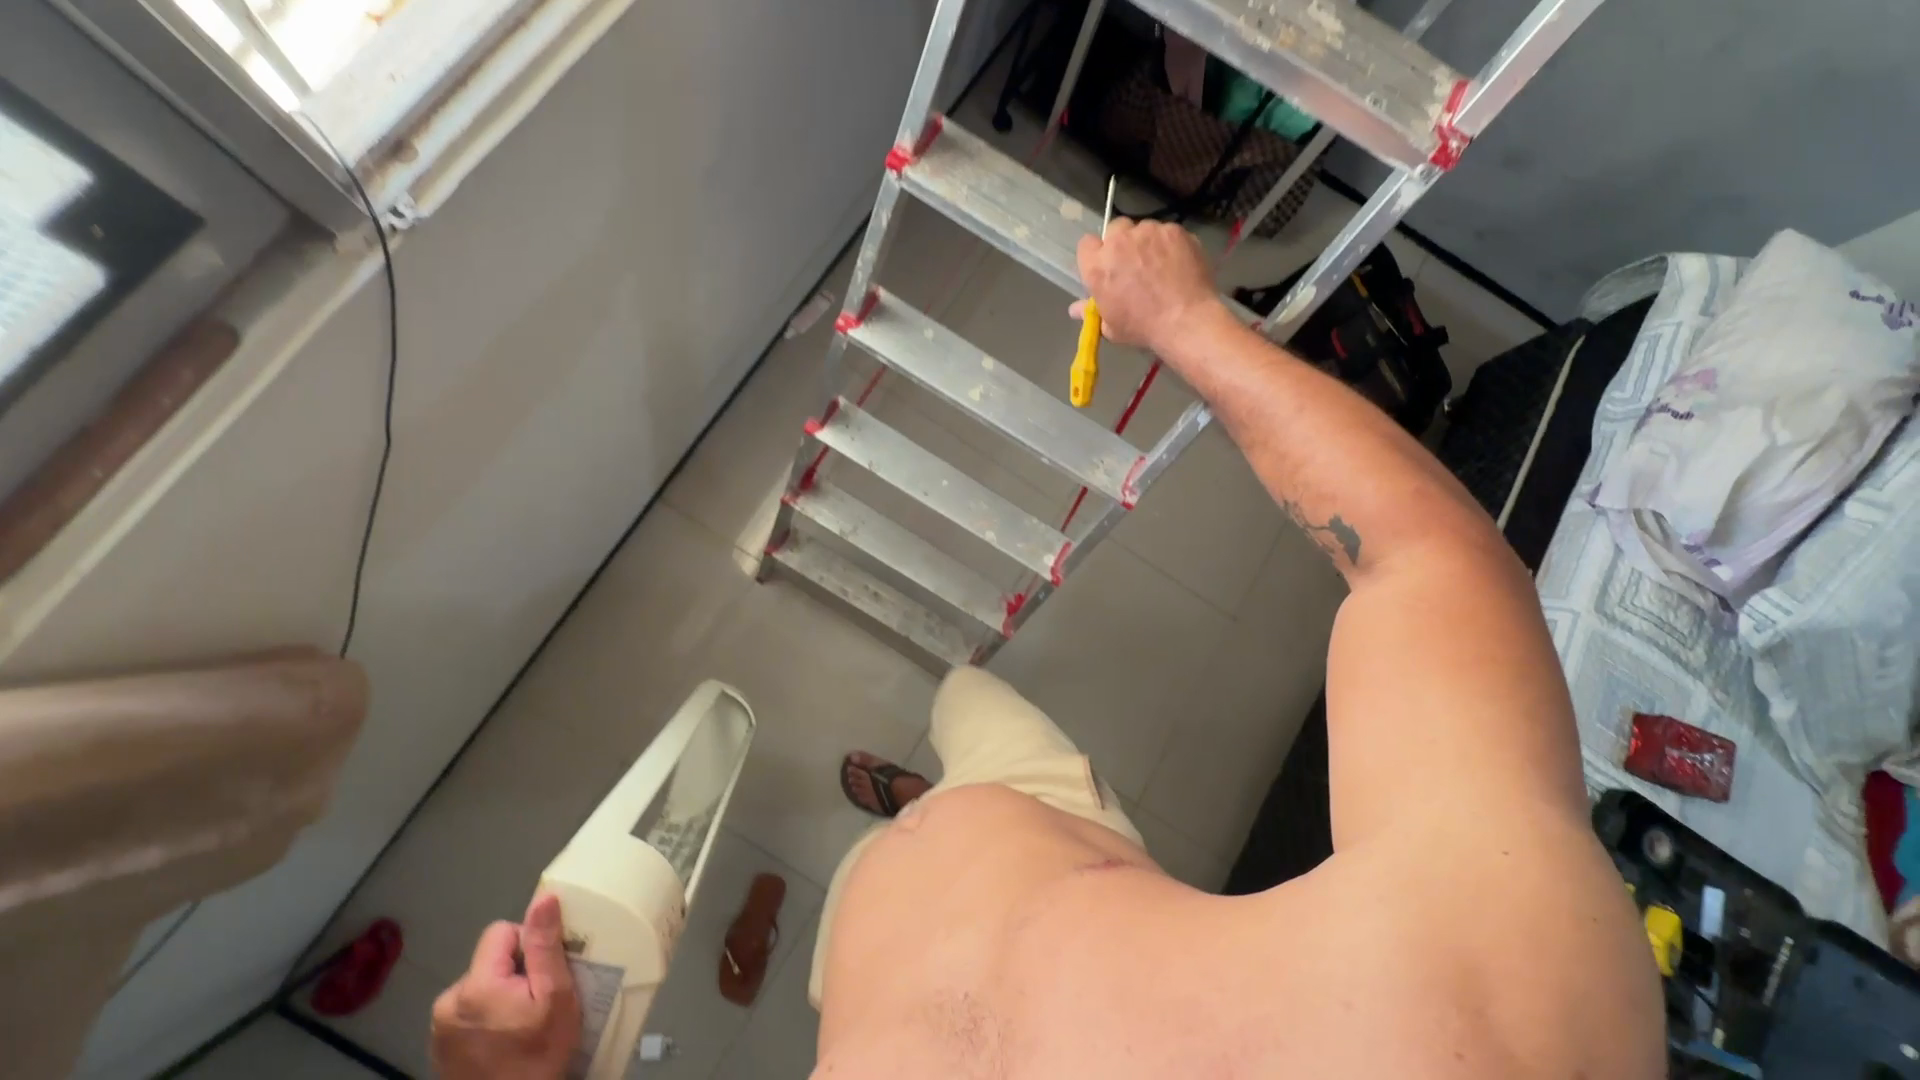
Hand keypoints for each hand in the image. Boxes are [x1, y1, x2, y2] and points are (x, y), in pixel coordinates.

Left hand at [431, 893, 579, 1079]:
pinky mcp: (438, 1047)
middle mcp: (448, 1000)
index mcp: (476, 984)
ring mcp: (439, 1027)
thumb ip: (545, 946)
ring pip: (478, 985)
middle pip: (489, 960)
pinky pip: (467, 1011)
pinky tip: (501, 1040)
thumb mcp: (556, 996)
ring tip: (519, 1024)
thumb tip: (544, 898)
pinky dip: (485, 1017)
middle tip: (535, 1003)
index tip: (542, 974)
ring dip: (499, 995)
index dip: (528, 945)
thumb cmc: (540, 1053)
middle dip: (514, 972)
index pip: (501, 931)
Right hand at [1070, 218, 1222, 351]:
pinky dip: (1170, 244)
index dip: (1096, 254)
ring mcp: (1149, 232)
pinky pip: (1167, 232)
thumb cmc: (1143, 328)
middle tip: (1134, 263)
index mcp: (1097, 266)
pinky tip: (1178, 262)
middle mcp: (1119, 242)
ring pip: (1144, 229)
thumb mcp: (1111, 327)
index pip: (1087, 244)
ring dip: (1147, 242)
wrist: (1185, 320)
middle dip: (1122, 242)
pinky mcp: (1174, 230)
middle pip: (1116, 229)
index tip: (1107, 265)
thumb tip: (1075, 309)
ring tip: (1160, 265)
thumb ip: (1091, 312)